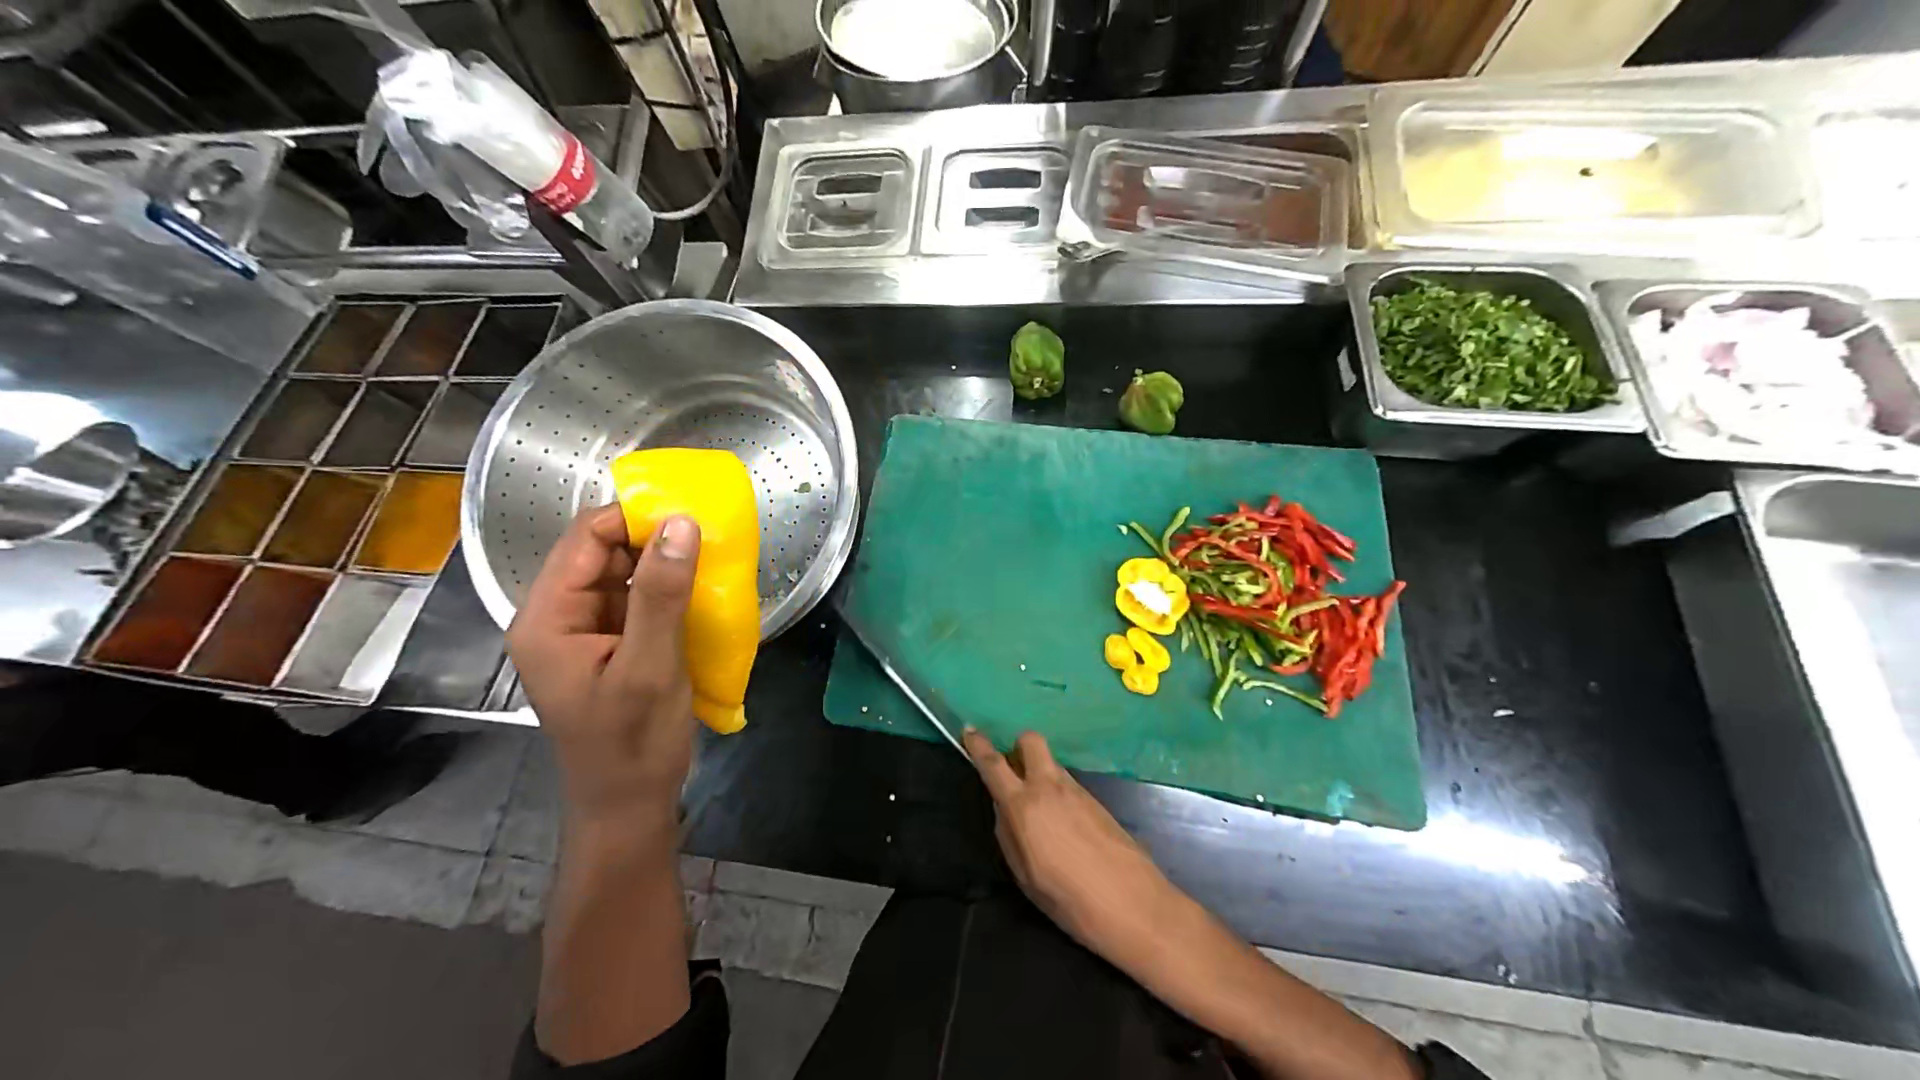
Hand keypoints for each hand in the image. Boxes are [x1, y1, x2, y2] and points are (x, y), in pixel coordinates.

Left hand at [506, 504, 700, 825]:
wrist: (629, 806)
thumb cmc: (634, 743)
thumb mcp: (650, 666)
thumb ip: (661, 594)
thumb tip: (680, 523)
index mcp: (547, 618)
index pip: (585, 540)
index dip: (633, 518)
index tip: (690, 513)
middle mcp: (557, 617)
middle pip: (601, 552)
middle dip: (652, 539)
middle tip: (708, 535)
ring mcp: (584, 631)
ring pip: (622, 573)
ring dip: (663, 563)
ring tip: (711, 557)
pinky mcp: (610, 644)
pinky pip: (636, 599)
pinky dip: (666, 590)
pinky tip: (700, 589)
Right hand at [964, 729, 1178, 960]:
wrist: (1133, 905)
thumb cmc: (1069, 900)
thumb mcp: (1024, 875)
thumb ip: (1008, 835)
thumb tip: (1004, 810)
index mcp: (1024, 805)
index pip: (994, 763)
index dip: (978, 744)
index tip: (969, 730)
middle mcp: (1050, 787)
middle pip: (1030, 741)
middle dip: (1017, 746)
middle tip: (1013, 772)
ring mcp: (1077, 790)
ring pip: (1050, 764)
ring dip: (1039, 774)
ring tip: (1041, 815)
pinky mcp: (1097, 800)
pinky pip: (1067, 784)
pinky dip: (1058, 792)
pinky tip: (1064, 827)